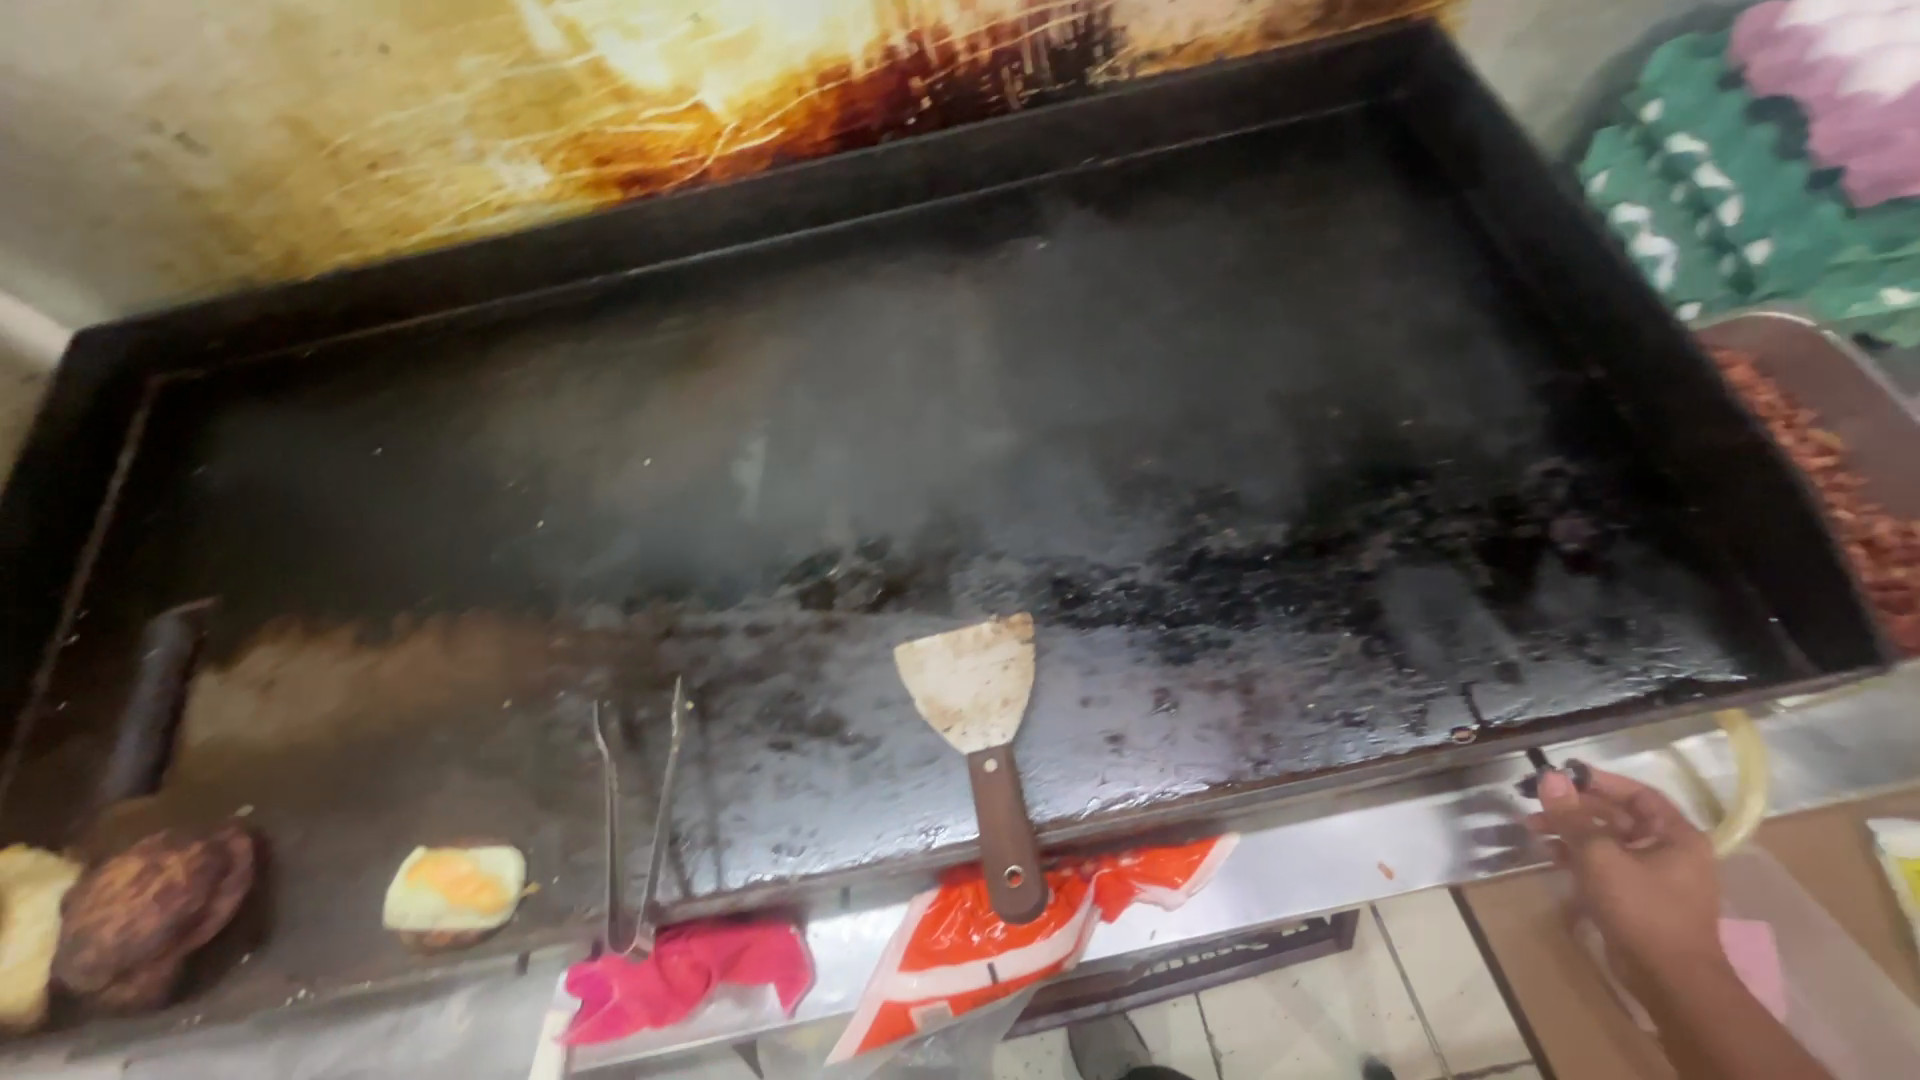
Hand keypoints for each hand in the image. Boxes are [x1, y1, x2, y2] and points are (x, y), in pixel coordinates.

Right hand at [1525, 766, 1724, 985]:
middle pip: (1619, 817)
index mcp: (1676, 836)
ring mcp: (1656, 877)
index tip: (1561, 776)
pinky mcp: (1639, 898)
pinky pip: (1606, 865)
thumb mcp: (1598, 855)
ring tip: (1534, 829)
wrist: (1668, 977)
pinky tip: (1551, 856)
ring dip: (1571, 832)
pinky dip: (1579, 857)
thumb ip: (1572, 816)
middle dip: (1576, 809)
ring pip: (1608, 842)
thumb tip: (1549, 777)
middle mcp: (1671, 852)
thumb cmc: (1641, 907)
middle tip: (1537, 804)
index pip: (1638, 793)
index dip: (1599, 781)